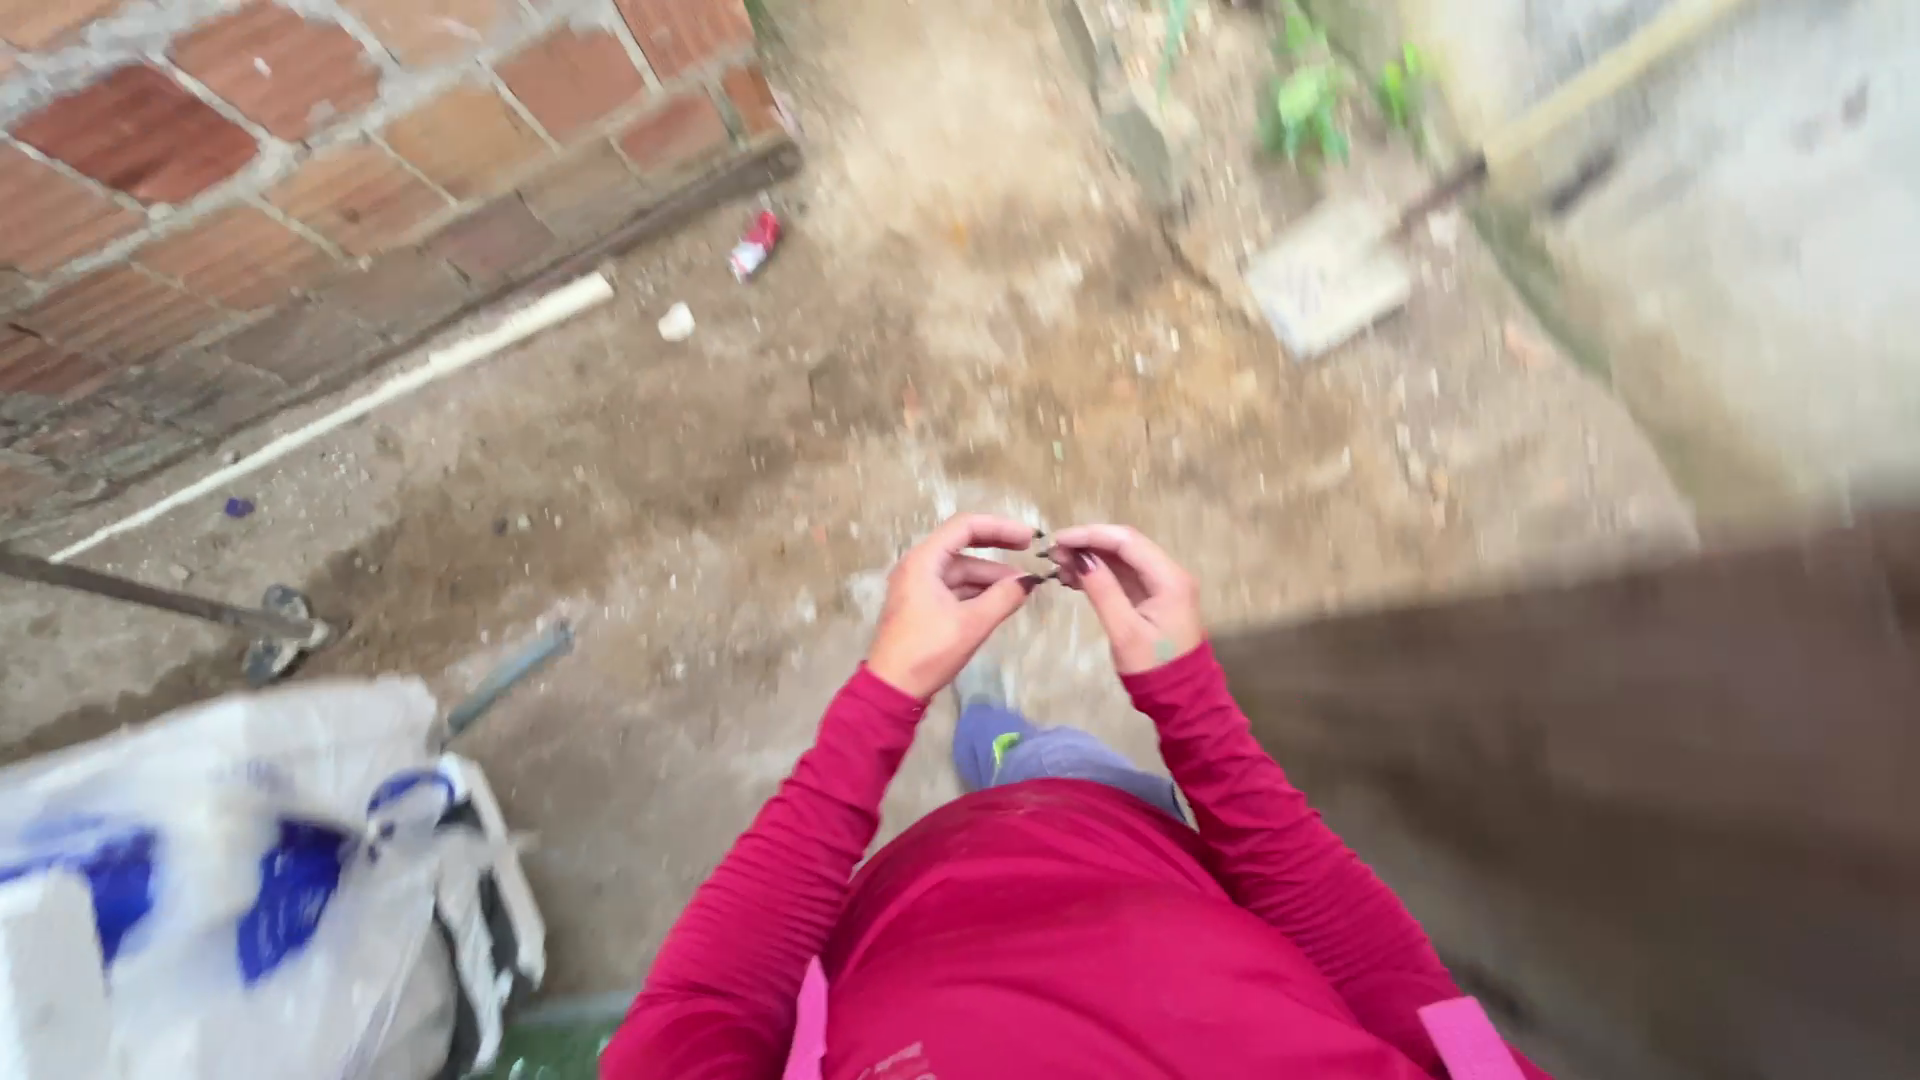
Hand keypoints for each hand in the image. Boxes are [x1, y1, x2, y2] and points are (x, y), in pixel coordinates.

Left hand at [865, 514, 1044, 698]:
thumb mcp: (972, 624)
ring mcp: (918, 585)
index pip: (965, 527)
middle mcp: (918, 566)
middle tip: (1029, 551)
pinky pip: (954, 588)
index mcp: (923, 560)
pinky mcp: (922, 605)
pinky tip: (1001, 600)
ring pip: (961, 570)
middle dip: (998, 548)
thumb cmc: (928, 651)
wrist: (893, 688)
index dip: (1000, 527)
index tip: (1029, 538)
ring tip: (1022, 586)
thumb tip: (1028, 581)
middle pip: (963, 545)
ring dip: (991, 575)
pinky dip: (978, 591)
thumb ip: (1003, 598)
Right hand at [1050, 524, 1203, 673]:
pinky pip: (1123, 574)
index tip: (1057, 540)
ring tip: (1059, 566)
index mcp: (1169, 578)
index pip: (1127, 541)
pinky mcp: (1152, 596)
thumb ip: (1103, 590)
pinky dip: (1099, 573)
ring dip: (1091, 557)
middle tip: (1054, 553)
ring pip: (1122, 558)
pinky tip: (1073, 578)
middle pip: (1125, 544)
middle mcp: (1169, 573)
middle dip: (1088, 544)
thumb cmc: (1153, 667)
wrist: (1180, 697)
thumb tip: (1079, 557)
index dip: (1090, 535)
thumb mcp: (1124, 631)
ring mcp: (1161, 584)